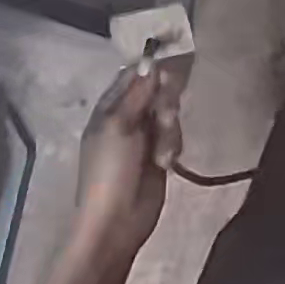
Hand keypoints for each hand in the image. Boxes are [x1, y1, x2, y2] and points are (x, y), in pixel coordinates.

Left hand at [74, 59, 179, 262]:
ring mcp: (145, 135)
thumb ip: (138, 92)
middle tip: (164, 118)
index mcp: (110, 107)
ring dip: (169, 131)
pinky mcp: (160, 152)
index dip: (152, 68)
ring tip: (162, 153)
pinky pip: (174, 135)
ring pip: (169, 113)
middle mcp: (128, 116)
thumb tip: (150, 61)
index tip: (171, 68)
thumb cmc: (110, 170)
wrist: (117, 221)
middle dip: (165, 104)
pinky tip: (166, 162)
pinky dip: (172, 146)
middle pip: (157, 91)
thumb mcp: (120, 126)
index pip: (134, 74)